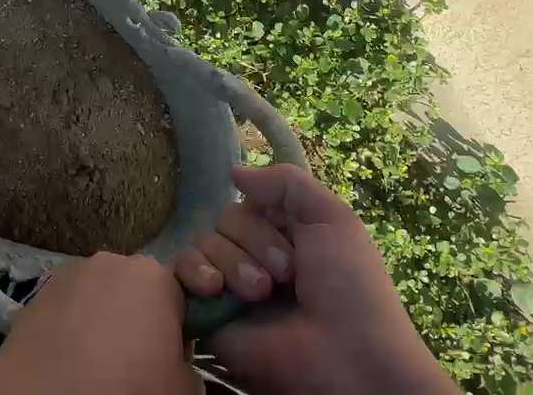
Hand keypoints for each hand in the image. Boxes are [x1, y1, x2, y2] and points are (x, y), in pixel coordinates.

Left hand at [0, 252, 196, 394]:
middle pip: (134, 290)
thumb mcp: (185, 390)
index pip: (177, 295)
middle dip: (136, 318)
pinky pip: (67, 308)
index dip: (177, 328)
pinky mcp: (38, 291)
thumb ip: (187, 364)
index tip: (169, 357)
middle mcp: (111, 262)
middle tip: (134, 362)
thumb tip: (174, 362)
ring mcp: (70, 273)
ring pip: (97, 296)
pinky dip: (70, 326)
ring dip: (101, 319)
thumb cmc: (130, 388)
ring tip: (96, 363)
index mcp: (154, 276)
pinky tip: (69, 359)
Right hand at [174, 164, 458, 394]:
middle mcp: (252, 255)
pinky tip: (215, 288)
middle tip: (284, 278)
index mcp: (283, 235)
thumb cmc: (351, 290)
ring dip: (232, 263)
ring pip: (203, 242)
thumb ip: (287, 183)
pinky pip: (180, 273)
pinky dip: (195, 271)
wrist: (349, 363)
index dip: (267, 217)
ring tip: (259, 294)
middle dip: (253, 243)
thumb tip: (233, 170)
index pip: (249, 199)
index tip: (296, 248)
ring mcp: (229, 285)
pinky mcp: (207, 312)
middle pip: (225, 219)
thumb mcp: (334, 220)